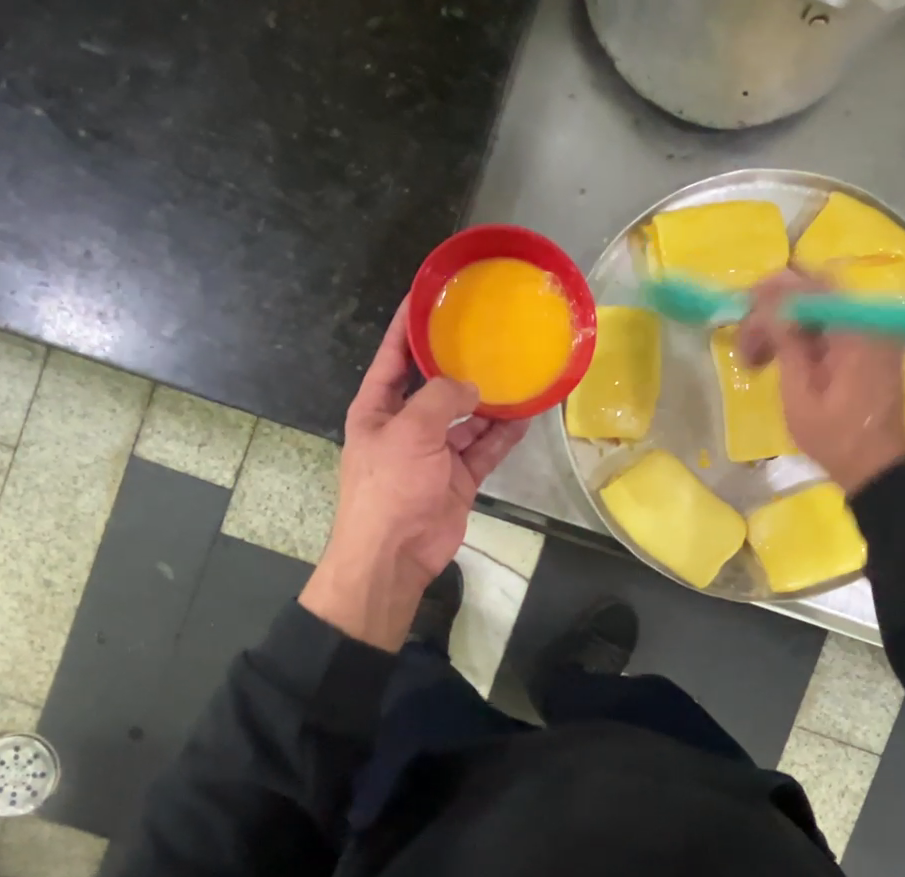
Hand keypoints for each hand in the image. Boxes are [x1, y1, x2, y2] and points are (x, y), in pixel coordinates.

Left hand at [298, 296, 529, 650]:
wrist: (394, 555)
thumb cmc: (389, 486)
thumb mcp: (410, 431)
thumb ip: (441, 398)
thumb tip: (471, 386)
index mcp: (378, 407)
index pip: (392, 355)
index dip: (407, 324)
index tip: (430, 293)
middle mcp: (406, 425)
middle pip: (436, 386)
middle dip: (460, 364)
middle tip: (491, 333)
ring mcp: (434, 453)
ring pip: (467, 418)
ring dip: (491, 401)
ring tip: (520, 371)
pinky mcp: (458, 478)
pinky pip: (484, 448)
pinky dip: (504, 434)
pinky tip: (527, 413)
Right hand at [736, 271, 904, 495]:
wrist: (877, 466)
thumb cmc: (835, 437)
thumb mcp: (800, 392)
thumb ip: (786, 341)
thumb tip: (766, 300)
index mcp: (857, 327)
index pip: (810, 285)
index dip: (770, 292)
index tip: (740, 311)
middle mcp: (870, 318)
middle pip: (815, 292)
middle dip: (773, 312)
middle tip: (745, 345)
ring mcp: (874, 330)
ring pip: (819, 309)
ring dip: (783, 327)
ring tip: (755, 359)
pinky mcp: (870, 344)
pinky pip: (830, 325)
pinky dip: (802, 336)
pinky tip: (779, 360)